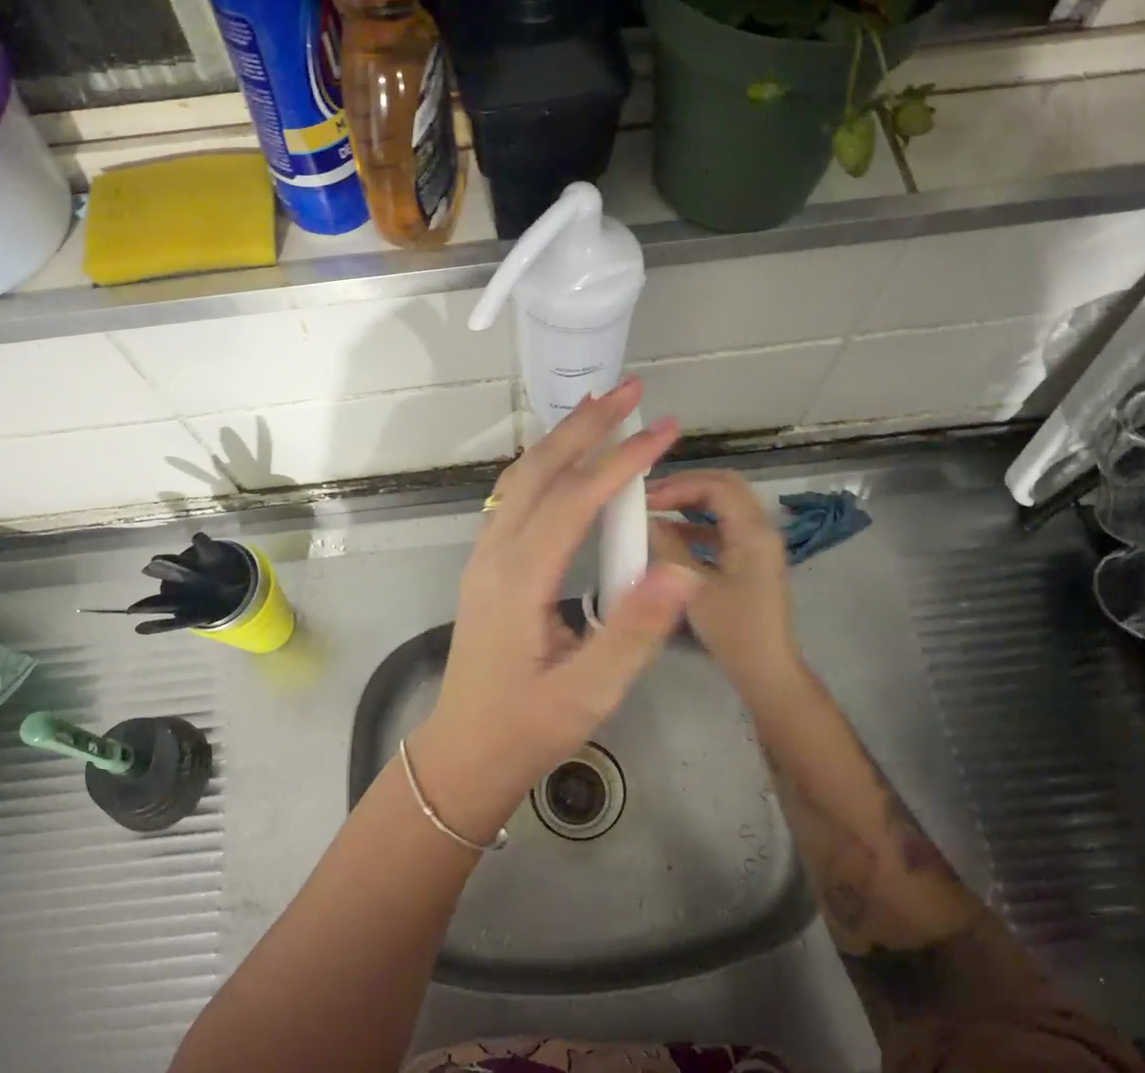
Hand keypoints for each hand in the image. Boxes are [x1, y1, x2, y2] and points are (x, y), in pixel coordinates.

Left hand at [409, 377, 700, 842]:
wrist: (464, 752)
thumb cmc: (527, 728)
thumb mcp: (587, 693)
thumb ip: (631, 632)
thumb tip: (680, 570)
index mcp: (519, 580)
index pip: (574, 500)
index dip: (622, 462)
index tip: (668, 431)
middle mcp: (494, 556)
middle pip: (538, 471)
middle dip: (587, 427)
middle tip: (633, 392)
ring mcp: (484, 559)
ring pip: (520, 480)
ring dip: (563, 440)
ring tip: (605, 413)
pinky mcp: (486, 569)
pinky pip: (514, 499)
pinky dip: (546, 466)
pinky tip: (569, 466)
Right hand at [646, 470, 799, 687]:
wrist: (765, 667)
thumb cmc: (733, 628)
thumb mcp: (694, 587)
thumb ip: (670, 548)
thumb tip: (648, 521)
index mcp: (753, 532)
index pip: (717, 486)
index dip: (679, 485)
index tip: (646, 498)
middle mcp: (761, 530)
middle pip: (725, 488)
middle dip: (686, 487)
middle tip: (651, 496)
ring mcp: (758, 546)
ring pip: (724, 508)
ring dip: (690, 504)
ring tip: (655, 512)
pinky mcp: (751, 562)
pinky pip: (723, 530)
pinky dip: (696, 527)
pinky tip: (669, 538)